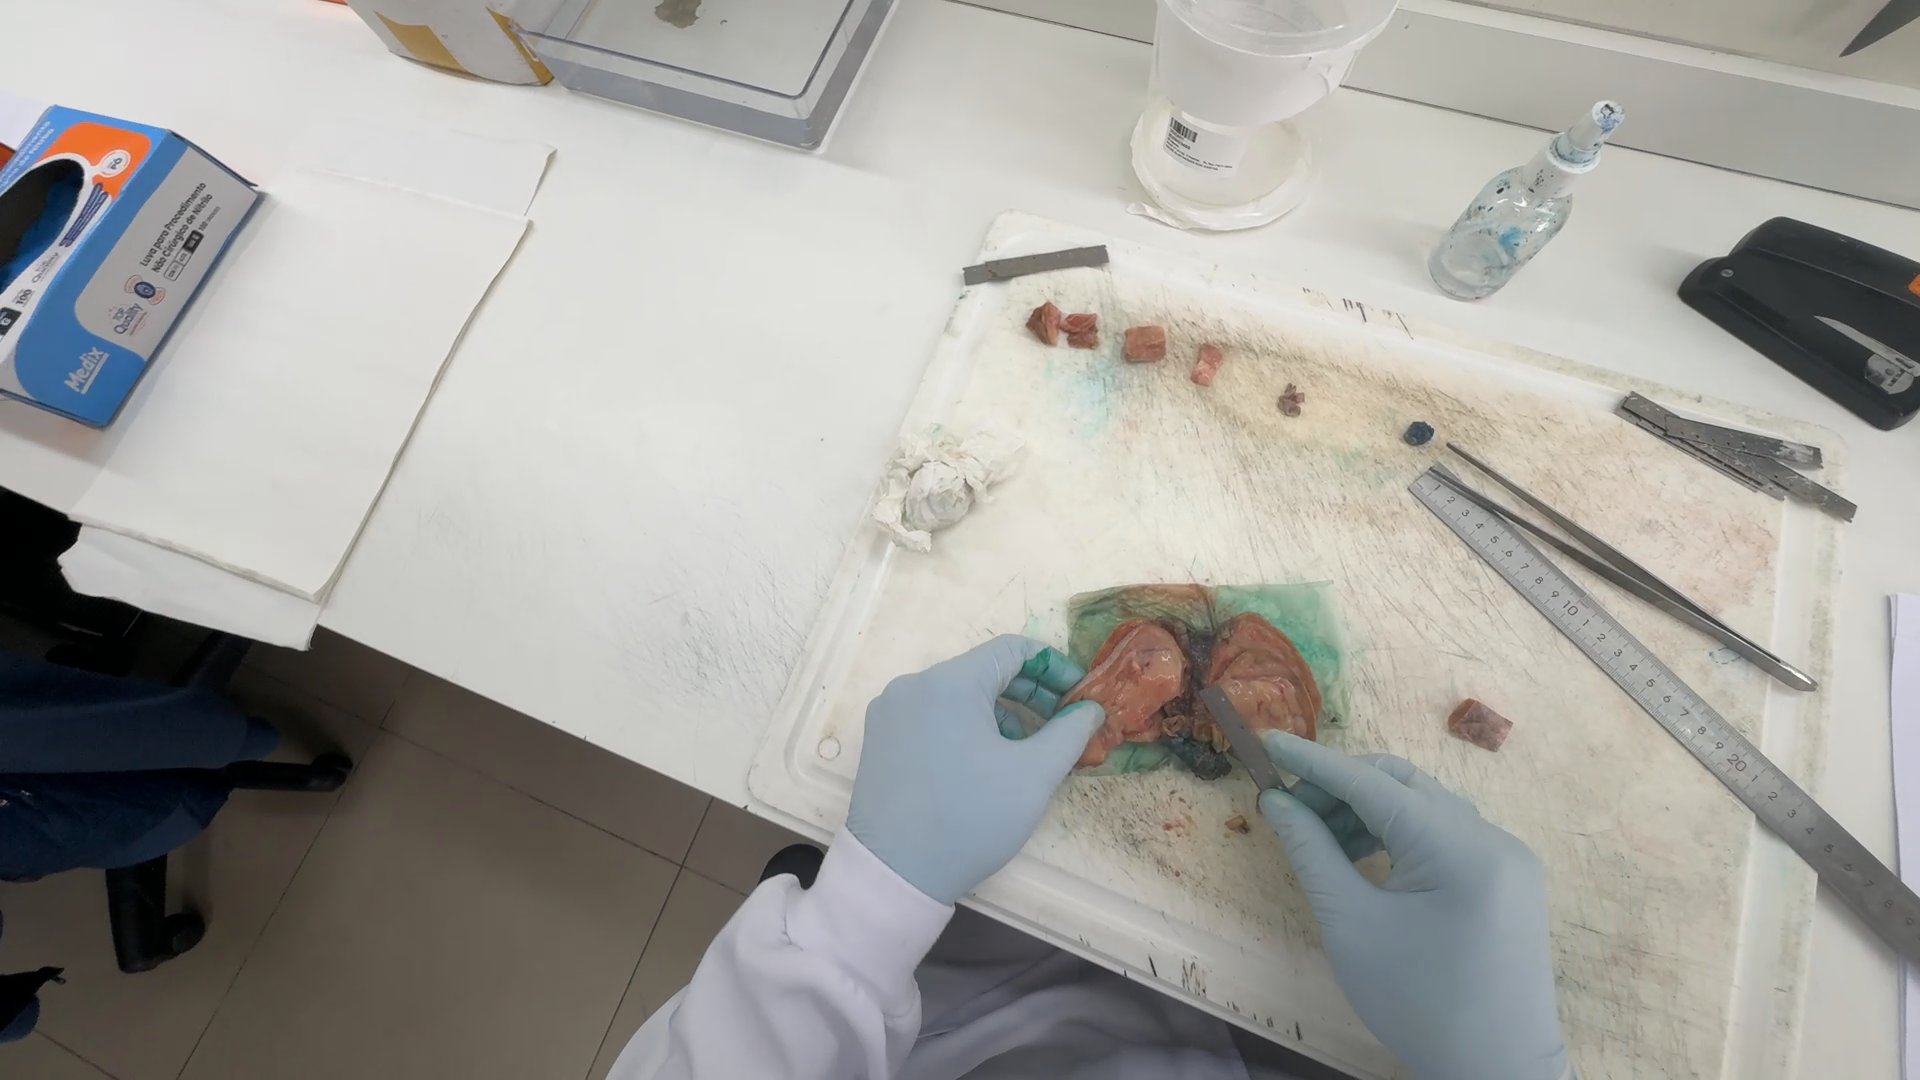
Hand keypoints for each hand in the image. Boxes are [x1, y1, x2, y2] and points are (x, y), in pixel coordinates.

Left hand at [846, 636, 1104, 904]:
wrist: (894, 873)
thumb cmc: (970, 818)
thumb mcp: (1034, 776)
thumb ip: (1070, 732)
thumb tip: (1091, 709)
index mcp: (949, 681)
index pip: (1012, 649)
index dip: (1054, 666)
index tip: (1080, 695)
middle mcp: (914, 684)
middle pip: (984, 669)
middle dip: (1030, 692)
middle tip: (1063, 723)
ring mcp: (891, 709)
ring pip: (959, 693)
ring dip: (1000, 712)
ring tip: (1026, 751)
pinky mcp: (879, 736)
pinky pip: (933, 713)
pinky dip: (966, 725)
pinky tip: (984, 762)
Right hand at [1259, 732, 1568, 1079]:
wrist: (1498, 1079)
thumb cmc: (1416, 1003)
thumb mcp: (1349, 922)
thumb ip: (1310, 848)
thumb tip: (1276, 799)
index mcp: (1458, 850)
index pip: (1370, 783)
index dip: (1312, 760)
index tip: (1267, 740)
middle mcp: (1491, 840)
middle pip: (1399, 782)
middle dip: (1338, 784)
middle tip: (1291, 806)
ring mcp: (1506, 858)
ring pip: (1419, 801)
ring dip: (1364, 806)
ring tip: (1322, 837)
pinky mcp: (1507, 877)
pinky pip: (1440, 828)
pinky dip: (1394, 829)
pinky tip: (1362, 855)